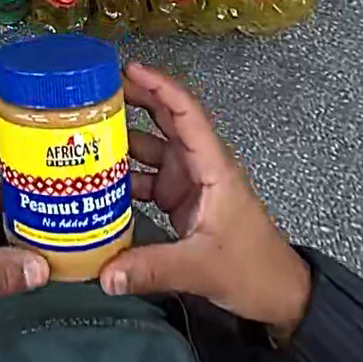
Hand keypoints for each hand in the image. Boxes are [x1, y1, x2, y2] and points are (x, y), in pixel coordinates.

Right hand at [100, 62, 312, 336]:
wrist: (276, 292)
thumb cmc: (253, 268)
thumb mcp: (202, 267)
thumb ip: (152, 269)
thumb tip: (105, 274)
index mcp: (213, 165)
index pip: (186, 113)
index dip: (159, 86)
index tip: (130, 69)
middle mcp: (199, 164)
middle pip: (166, 119)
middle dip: (135, 99)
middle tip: (96, 90)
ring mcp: (188, 180)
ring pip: (152, 147)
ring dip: (123, 138)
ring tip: (85, 131)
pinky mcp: (179, 198)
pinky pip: (146, 177)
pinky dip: (123, 175)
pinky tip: (96, 179)